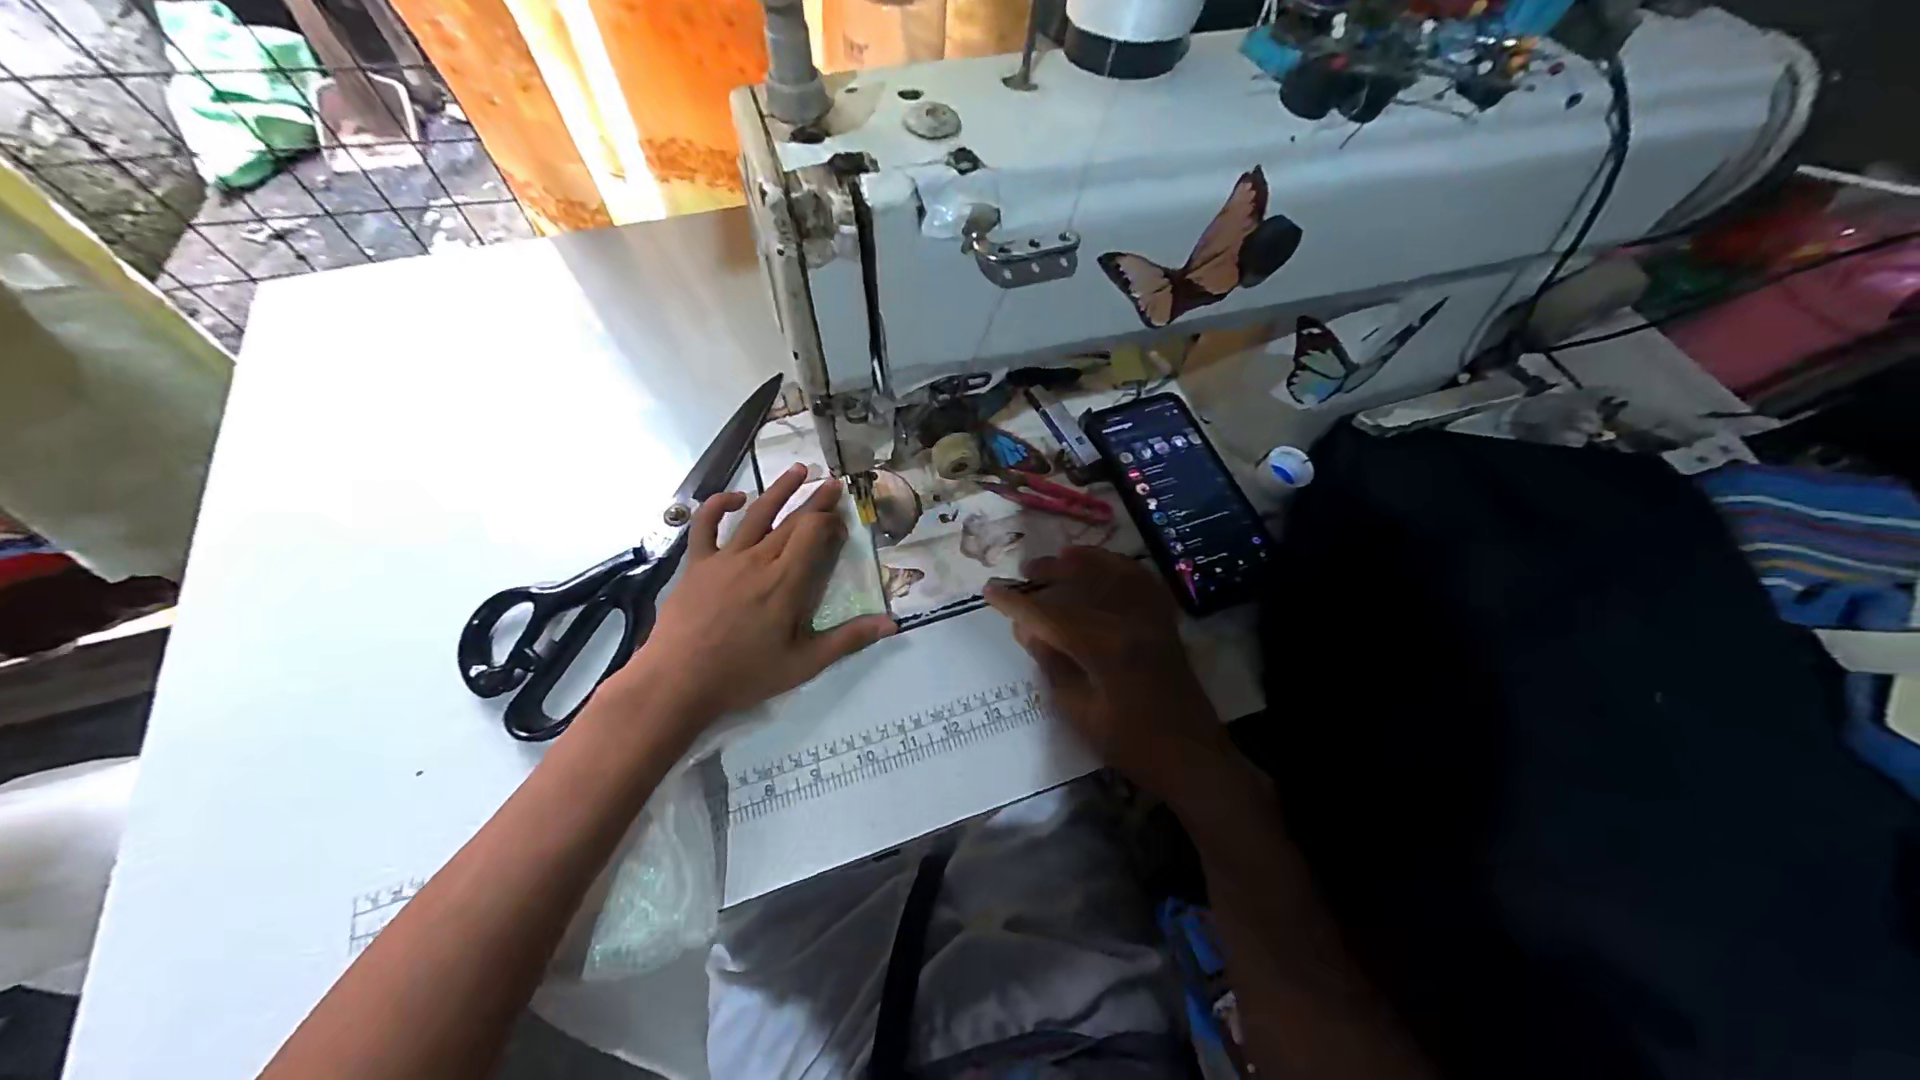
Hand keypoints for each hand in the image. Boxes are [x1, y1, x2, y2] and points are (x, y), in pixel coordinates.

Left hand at [610, 464, 896, 725]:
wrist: (678, 681)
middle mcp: (759, 560)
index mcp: (786, 581)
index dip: (831, 521)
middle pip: (792, 520)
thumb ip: (848, 640)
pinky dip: (718, 505)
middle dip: (816, 501)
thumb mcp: (803, 664)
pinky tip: (734, 496)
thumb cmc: (744, 674)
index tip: (842, 522)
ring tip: (799, 469)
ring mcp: (725, 558)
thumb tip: (891, 624)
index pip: (814, 533)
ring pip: (757, 513)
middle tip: (834, 485)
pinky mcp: (697, 563)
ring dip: (780, 489)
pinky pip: (705, 525)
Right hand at [984, 547, 1232, 802]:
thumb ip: (1052, 663)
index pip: (1049, 614)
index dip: (1016, 602)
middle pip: (1082, 581)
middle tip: (1023, 572)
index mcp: (1103, 646)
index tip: (990, 590)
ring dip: (1084, 560)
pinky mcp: (1165, 623)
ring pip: (1113, 571)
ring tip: (1060, 557)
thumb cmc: (1130, 743)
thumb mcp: (1079, 710)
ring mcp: (1151, 618)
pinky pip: (1142, 580)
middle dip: (1049, 572)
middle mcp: (1129, 620)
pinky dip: (1120, 566)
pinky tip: (1105, 565)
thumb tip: (1027, 629)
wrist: (1192, 756)